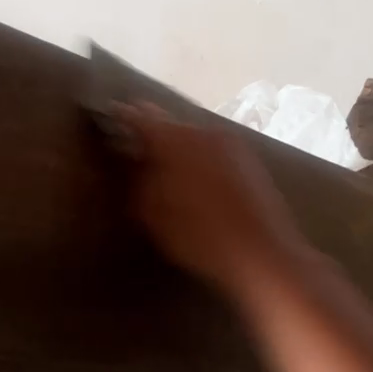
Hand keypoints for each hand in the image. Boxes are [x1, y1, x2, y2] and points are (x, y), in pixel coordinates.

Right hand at [115, 103, 308, 297]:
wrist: (262, 254)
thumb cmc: (199, 236)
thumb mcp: (153, 212)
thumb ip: (137, 178)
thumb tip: (131, 157)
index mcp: (175, 139)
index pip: (139, 116)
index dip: (122, 116)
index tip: (109, 118)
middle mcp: (203, 131)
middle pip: (168, 123)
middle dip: (150, 132)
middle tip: (132, 144)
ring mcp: (230, 143)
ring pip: (192, 135)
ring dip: (175, 145)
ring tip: (161, 163)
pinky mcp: (247, 159)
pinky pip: (210, 148)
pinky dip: (196, 155)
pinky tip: (192, 177)